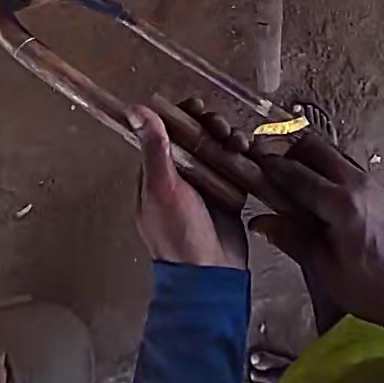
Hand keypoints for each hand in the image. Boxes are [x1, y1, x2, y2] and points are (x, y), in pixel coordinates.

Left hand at [127, 104, 246, 268]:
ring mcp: (205, 185)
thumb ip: (153, 147)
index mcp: (157, 170)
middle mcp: (180, 174)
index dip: (182, 115)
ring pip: (216, 149)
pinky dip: (242, 157)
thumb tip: (134, 109)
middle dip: (209, 126)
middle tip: (221, 127)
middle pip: (195, 137)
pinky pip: (235, 167)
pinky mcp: (228, 195)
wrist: (210, 276)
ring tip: (237, 141)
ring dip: (228, 139)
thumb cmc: (178, 233)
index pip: (167, 131)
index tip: (197, 106)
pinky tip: (249, 151)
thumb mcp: (162, 186)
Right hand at [250, 131, 383, 335]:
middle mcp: (354, 183)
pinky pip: (336, 162)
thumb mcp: (325, 269)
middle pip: (310, 146)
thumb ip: (291, 238)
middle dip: (285, 154)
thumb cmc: (370, 288)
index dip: (269, 168)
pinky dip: (317, 167)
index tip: (249, 165)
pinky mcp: (370, 185)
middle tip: (269, 172)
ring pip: (324, 150)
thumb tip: (258, 221)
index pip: (295, 173)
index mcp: (341, 205)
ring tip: (287, 183)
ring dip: (302, 158)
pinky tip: (309, 191)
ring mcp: (365, 180)